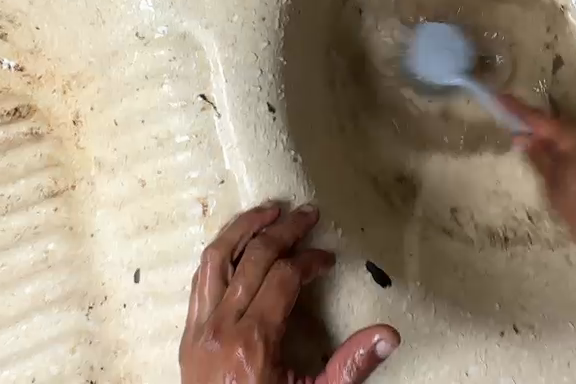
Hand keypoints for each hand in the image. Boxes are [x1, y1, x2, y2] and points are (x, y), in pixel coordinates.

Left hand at [181, 202, 400, 383]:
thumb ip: (350, 366)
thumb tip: (389, 335)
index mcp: (254, 343)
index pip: (285, 276)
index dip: (310, 261)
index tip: (327, 260)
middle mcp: (222, 327)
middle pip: (255, 256)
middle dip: (285, 230)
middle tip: (309, 214)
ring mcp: (199, 327)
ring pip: (218, 255)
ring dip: (245, 226)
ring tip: (271, 210)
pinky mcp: (187, 332)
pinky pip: (201, 277)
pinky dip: (221, 250)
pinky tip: (240, 240)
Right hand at [499, 96, 575, 284]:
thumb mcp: (558, 191)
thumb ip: (541, 161)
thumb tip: (524, 138)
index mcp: (574, 136)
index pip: (537, 118)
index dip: (516, 109)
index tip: (499, 96)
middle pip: (560, 129)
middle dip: (541, 135)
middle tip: (524, 145)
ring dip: (562, 152)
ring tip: (552, 174)